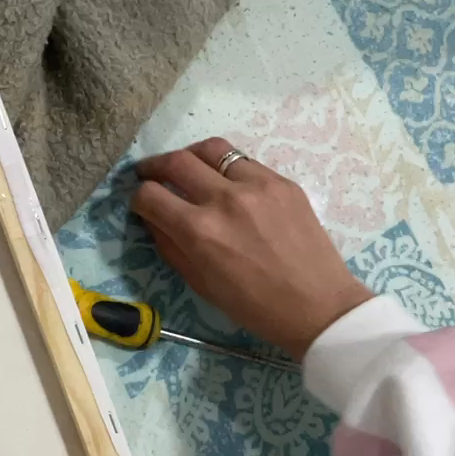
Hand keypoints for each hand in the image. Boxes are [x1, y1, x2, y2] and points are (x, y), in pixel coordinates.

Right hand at [132, 137, 372, 358]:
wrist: (317, 306)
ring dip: (188, 155)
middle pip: (175, 162)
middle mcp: (224, 199)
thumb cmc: (252, 306)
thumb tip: (151, 217)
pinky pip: (242, 161)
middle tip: (149, 174)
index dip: (137, 198)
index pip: (150, 195)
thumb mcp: (199, 283)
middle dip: (153, 167)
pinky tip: (225, 181)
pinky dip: (224, 167)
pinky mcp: (282, 182)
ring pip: (210, 148)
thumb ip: (169, 245)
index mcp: (199, 231)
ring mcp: (256, 185)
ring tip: (185, 167)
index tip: (140, 203)